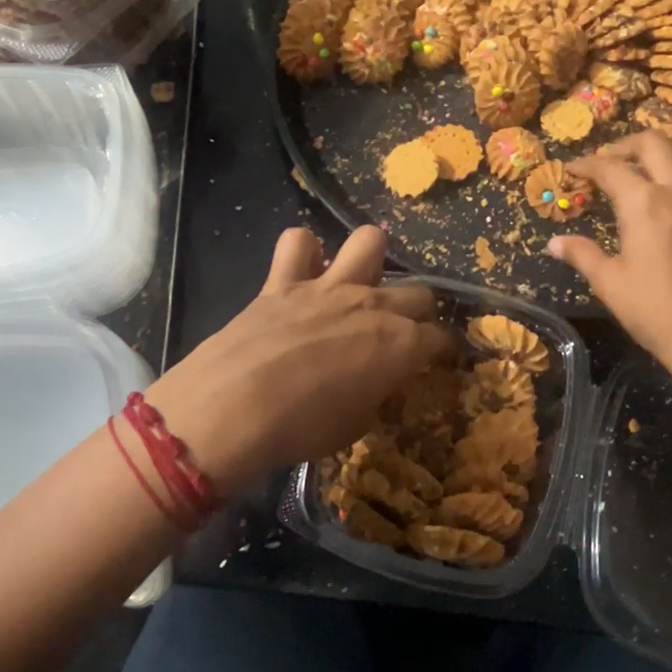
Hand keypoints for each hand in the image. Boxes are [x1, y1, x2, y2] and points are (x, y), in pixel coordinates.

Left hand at [148, 226, 453, 486]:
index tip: (430, 362)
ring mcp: (328, 286)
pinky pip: (298, 242)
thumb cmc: (302, 429)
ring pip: (370, 241)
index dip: (437, 351)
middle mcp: (374, 306)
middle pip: (418, 293)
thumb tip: (374, 382)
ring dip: (371, 260)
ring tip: (359, 284)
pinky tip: (302, 272)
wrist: (232, 409)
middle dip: (418, 313)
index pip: (438, 339)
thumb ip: (373, 394)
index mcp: (401, 345)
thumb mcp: (354, 426)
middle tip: (401, 334)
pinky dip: (303, 253)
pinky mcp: (282, 281)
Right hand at [551, 131, 671, 396]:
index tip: (572, 169)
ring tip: (638, 174)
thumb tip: (554, 242)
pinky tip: (669, 198)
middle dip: (624, 146)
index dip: (587, 164)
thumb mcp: (611, 284)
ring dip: (656, 156)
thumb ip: (582, 254)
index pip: (610, 167)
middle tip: (606, 162)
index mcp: (645, 203)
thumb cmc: (656, 313)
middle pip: (652, 143)